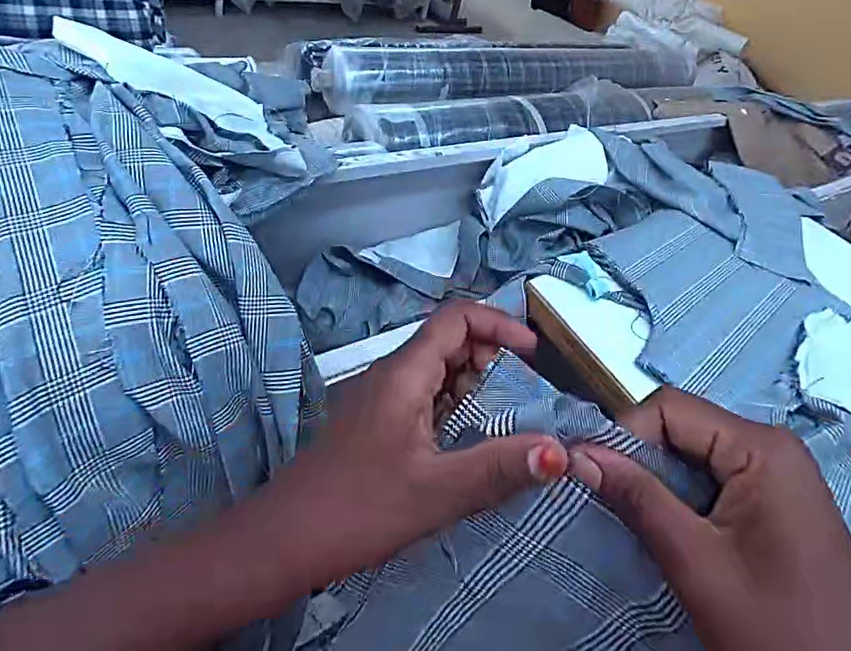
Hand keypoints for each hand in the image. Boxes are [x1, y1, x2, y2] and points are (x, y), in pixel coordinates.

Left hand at [261, 302, 570, 582]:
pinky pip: (425, 395)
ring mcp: (382, 394)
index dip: (499, 324)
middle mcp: (392, 372)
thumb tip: (561, 451)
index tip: (534, 355)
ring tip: (507, 421)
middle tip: (526, 397)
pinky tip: (470, 442)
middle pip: (449, 339)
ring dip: (476, 385)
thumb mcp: (438, 491)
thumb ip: (499, 467)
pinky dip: (455, 406)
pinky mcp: (378, 418)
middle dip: (493, 357)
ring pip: (438, 369)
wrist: (290, 534)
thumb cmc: (361, 506)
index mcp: (405, 372)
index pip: (456, 317)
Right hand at [568, 387, 850, 650]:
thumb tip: (576, 452)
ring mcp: (779, 476)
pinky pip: (712, 479)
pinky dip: (683, 500)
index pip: (668, 408)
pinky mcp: (778, 503)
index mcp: (763, 448)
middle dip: (642, 462)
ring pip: (691, 455)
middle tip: (619, 507)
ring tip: (646, 526)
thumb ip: (637, 498)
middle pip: (679, 427)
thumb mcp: (699, 565)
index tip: (598, 478)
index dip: (626, 435)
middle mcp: (773, 448)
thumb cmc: (781, 634)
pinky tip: (677, 536)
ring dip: (660, 485)